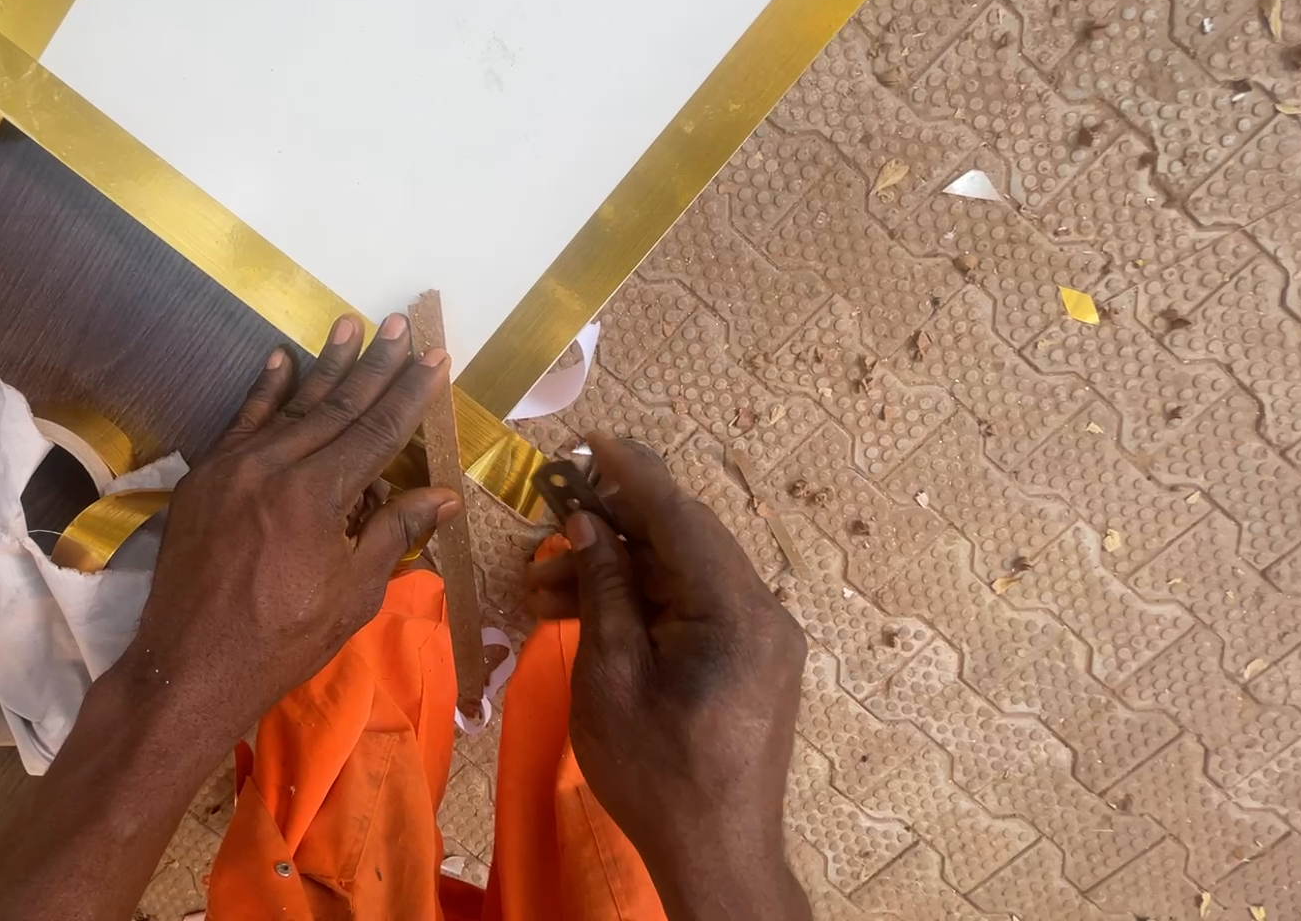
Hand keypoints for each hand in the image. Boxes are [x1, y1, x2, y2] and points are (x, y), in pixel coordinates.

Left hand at [122, 312, 460, 741]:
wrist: (190, 665)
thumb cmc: (284, 639)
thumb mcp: (354, 593)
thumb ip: (395, 532)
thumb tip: (444, 494)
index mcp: (316, 496)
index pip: (376, 431)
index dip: (409, 394)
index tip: (433, 356)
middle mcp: (274, 466)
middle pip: (337, 406)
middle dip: (374, 365)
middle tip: (398, 324)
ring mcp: (234, 466)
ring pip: (292, 405)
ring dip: (326, 364)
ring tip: (350, 323)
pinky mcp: (205, 475)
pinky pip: (241, 421)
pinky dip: (265, 388)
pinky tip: (281, 357)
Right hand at [526, 436, 808, 919]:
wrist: (716, 859)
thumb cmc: (655, 772)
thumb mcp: (612, 674)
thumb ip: (604, 588)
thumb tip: (588, 523)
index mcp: (736, 612)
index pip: (679, 517)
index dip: (631, 474)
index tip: (592, 440)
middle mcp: (759, 610)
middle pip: (679, 539)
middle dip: (609, 526)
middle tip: (552, 516)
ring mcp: (757, 633)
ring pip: (675, 572)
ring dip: (613, 570)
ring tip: (540, 585)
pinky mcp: (744, 654)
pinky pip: (685, 605)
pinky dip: (636, 600)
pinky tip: (579, 609)